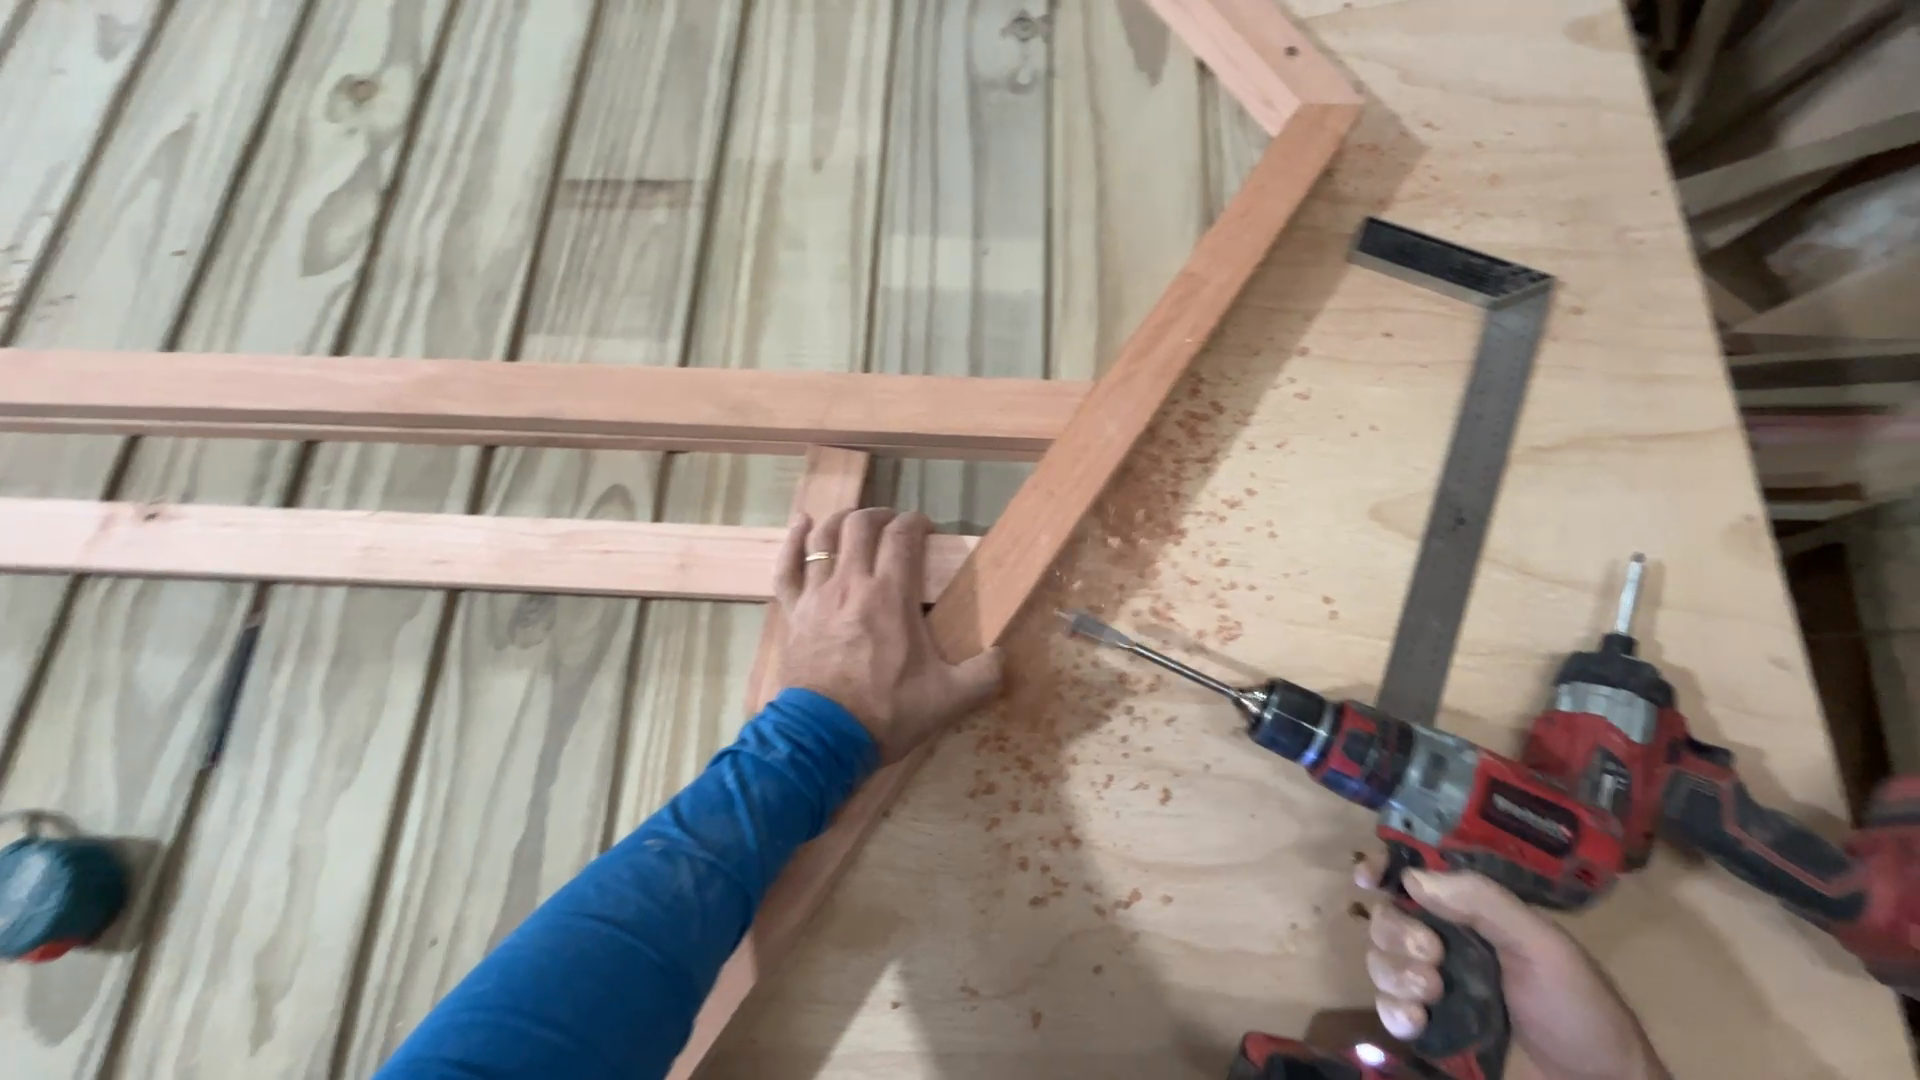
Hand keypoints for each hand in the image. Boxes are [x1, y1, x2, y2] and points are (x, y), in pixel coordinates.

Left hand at [774, 508, 1003, 762]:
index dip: (916, 522)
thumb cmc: (886, 713)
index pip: (902, 536)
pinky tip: (802, 524)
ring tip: (855, 521)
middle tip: (894, 525)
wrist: (823, 739)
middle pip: (861, 526)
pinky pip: (788, 567)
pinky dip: (794, 541)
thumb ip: (984, 675)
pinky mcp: (794, 613)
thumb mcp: (948, 699)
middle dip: (881, 516)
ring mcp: (817, 596)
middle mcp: (851, 583)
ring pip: (824, 538)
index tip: (927, 528)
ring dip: (842, 521)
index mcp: (890, 595)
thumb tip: (1002, 657)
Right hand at [1357, 859, 1669, 1079]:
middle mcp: (1443, 943)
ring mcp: (1432, 986)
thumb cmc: (1577, 1009)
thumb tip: (1413, 877)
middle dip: (1398, 932)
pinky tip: (1418, 1021)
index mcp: (1469, 914)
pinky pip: (1385, 1008)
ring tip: (1434, 995)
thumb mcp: (1542, 946)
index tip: (1367, 878)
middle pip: (1386, 916)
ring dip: (1397, 973)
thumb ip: (1483, 903)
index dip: (1383, 869)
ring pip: (1379, 960)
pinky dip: (1393, 1011)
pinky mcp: (1427, 1028)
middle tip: (1434, 956)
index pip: (1414, 878)